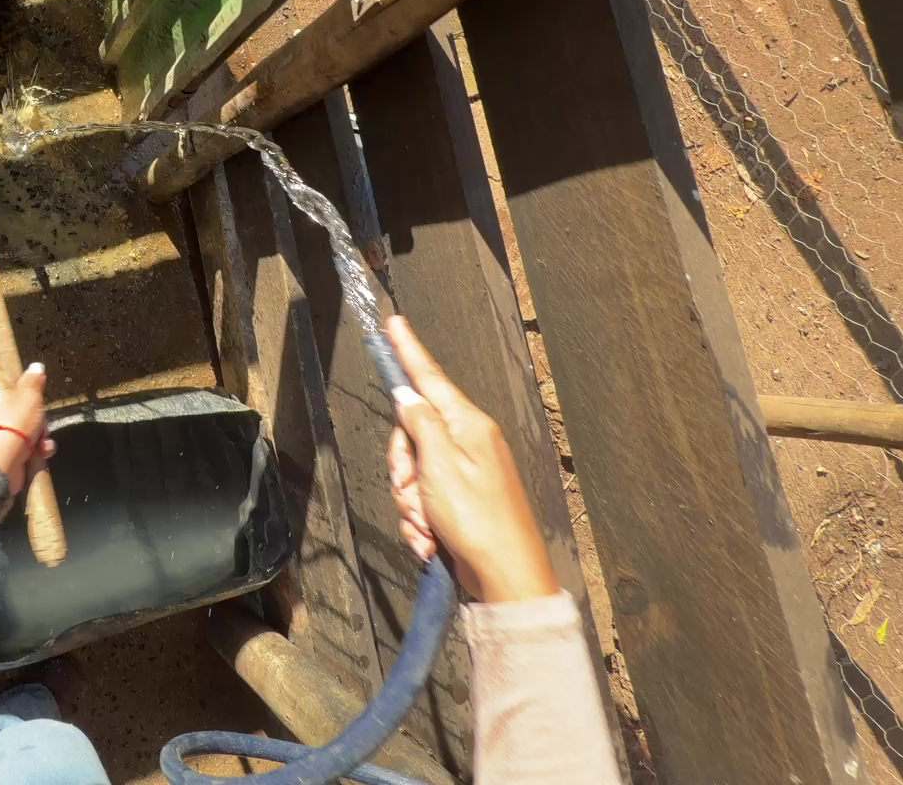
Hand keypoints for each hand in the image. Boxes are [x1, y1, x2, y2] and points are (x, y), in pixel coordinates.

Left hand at [0, 320, 50, 494]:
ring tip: (42, 434)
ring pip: (17, 413)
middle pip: (5, 386)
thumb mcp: (30, 396)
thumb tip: (35, 369)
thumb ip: (34, 381)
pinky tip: (41, 449)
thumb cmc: (10, 424)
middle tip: (38, 400)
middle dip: (28, 395)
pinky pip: (18, 435)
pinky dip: (33, 442)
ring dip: (35, 424)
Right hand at [386, 315, 558, 602]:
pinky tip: (431, 538)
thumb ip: (419, 424)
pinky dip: (420, 519)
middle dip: (401, 467)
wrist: (506, 579)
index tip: (395, 323)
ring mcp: (464, 470)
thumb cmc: (479, 521)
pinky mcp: (460, 496)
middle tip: (410, 491)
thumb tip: (407, 394)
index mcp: (468, 426)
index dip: (409, 350)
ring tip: (427, 524)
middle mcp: (467, 442)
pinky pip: (422, 496)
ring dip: (410, 500)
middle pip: (410, 432)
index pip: (430, 377)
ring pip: (412, 468)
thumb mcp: (440, 466)